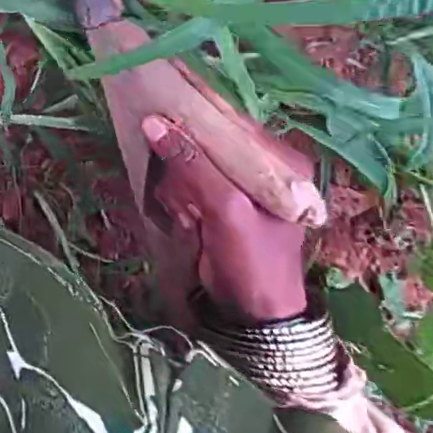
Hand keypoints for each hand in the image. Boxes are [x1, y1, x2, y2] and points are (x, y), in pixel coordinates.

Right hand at [141, 115, 310, 322]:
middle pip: (205, 144)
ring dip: (180, 189)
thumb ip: (192, 164)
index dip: (195, 120)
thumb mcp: (225, 207)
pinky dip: (178, 202)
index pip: (231, 122)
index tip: (161, 120)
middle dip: (186, 167)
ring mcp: (236, 188)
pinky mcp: (216, 205)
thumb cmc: (250, 259)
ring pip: (189, 166)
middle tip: (188, 196)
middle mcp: (260, 169)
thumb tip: (153, 123)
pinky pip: (186, 187)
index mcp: (279, 162)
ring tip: (190, 215)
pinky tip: (186, 221)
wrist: (251, 312)